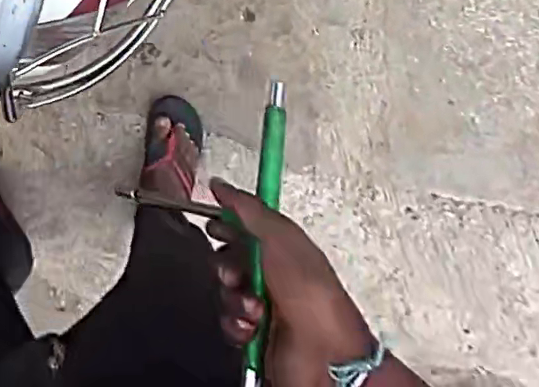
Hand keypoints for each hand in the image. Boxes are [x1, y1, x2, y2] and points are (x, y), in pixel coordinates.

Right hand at [209, 179, 375, 386]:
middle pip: (227, 257)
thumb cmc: (306, 289)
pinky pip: (229, 321)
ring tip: (254, 309)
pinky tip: (252, 329)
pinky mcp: (254, 335)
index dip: (225, 224)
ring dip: (235, 298)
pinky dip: (236, 324)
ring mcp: (261, 304)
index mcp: (279, 245)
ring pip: (225, 290)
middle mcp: (268, 272)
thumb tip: (217, 183)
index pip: (242, 225)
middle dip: (225, 265)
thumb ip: (247, 208)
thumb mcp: (278, 237)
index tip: (214, 227)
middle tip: (234, 276)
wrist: (324, 354)